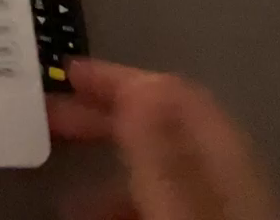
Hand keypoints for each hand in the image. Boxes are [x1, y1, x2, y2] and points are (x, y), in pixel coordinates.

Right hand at [49, 59, 279, 219]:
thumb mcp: (180, 218)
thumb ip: (164, 158)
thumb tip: (142, 84)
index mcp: (228, 170)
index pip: (176, 96)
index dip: (121, 77)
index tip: (67, 75)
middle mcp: (231, 187)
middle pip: (164, 127)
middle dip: (101, 115)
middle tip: (48, 115)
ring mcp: (220, 215)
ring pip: (159, 171)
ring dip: (106, 165)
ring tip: (63, 186)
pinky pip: (159, 205)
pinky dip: (120, 202)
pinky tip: (91, 217)